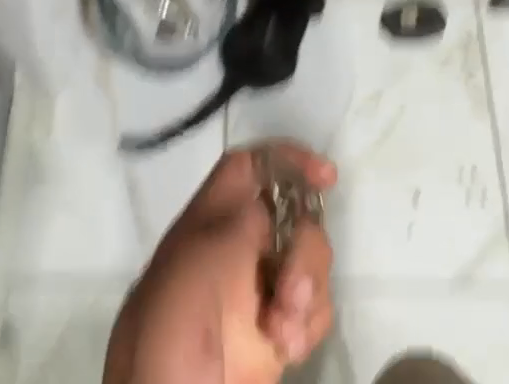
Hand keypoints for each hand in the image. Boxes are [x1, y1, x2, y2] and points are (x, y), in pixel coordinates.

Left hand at [105, 143, 338, 383]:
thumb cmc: (182, 314)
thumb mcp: (211, 250)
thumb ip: (248, 216)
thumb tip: (272, 205)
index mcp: (213, 217)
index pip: (252, 167)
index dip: (287, 160)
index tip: (326, 176)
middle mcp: (238, 247)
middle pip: (295, 218)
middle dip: (305, 252)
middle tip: (289, 290)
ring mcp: (259, 290)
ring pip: (310, 265)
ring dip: (306, 294)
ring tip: (281, 328)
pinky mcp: (276, 331)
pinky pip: (314, 310)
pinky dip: (307, 326)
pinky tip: (286, 348)